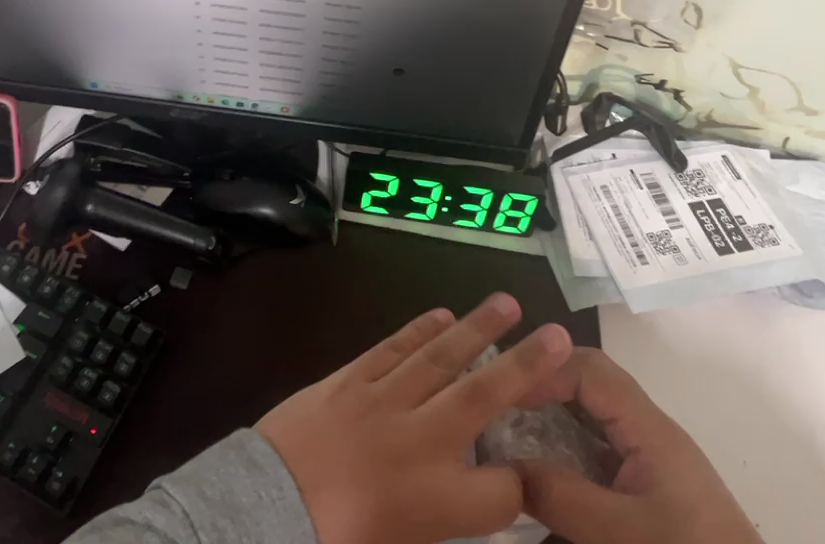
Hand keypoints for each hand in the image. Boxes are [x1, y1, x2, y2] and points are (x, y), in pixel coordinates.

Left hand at [256, 293, 573, 543]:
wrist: (265, 511)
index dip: (524, 485)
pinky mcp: (348, 379)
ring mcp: (382, 402)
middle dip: (525, 366)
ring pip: (439, 357)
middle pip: (484, 397)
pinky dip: (419, 329)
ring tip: (506, 304)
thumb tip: (479, 490)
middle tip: (559, 334)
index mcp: (438, 501)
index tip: (532, 475)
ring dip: (476, 328)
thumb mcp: (406, 540)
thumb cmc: (335, 539)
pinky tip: (442, 314)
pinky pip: (392, 348)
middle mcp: (420, 443)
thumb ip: (448, 513)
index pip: (505, 491)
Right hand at [515, 349, 762, 543]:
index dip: (542, 369)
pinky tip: (541, 487)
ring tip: (507, 439)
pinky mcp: (649, 489)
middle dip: (540, 389)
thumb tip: (502, 467)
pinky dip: (565, 458)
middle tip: (496, 406)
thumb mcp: (619, 534)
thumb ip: (560, 496)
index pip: (588, 368)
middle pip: (587, 385)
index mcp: (649, 429)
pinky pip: (597, 454)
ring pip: (589, 419)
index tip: (501, 393)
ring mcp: (650, 461)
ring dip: (549, 422)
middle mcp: (649, 433)